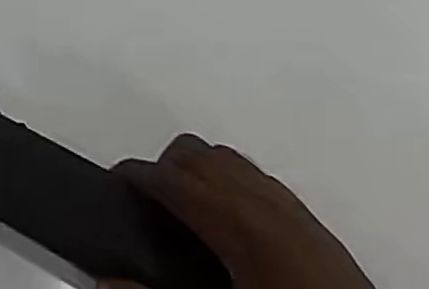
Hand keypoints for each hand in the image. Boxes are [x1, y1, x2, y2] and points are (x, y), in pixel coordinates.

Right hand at [108, 134, 373, 288]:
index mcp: (237, 220)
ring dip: (200, 171)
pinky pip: (262, 181)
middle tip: (148, 197)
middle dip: (164, 168)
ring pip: (230, 160)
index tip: (117, 182)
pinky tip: (232, 221)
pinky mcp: (318, 228)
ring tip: (185, 203)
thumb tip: (110, 278)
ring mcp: (295, 211)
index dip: (133, 175)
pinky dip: (235, 185)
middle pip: (196, 153)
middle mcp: (266, 204)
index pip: (167, 177)